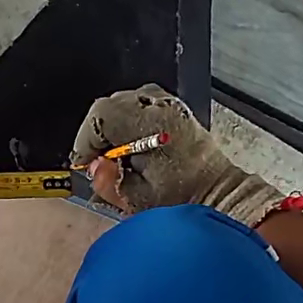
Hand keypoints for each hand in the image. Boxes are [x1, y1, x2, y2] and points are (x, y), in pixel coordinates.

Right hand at [70, 85, 285, 226]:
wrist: (217, 193)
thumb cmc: (183, 199)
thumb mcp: (137, 199)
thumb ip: (108, 182)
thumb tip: (94, 166)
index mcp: (149, 125)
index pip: (100, 117)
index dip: (86, 141)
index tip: (84, 161)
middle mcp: (159, 108)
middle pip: (108, 107)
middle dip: (97, 134)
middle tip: (98, 160)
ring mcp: (168, 104)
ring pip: (122, 103)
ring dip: (111, 126)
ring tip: (116, 154)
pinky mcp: (173, 109)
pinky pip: (139, 105)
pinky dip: (128, 122)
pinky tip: (132, 145)